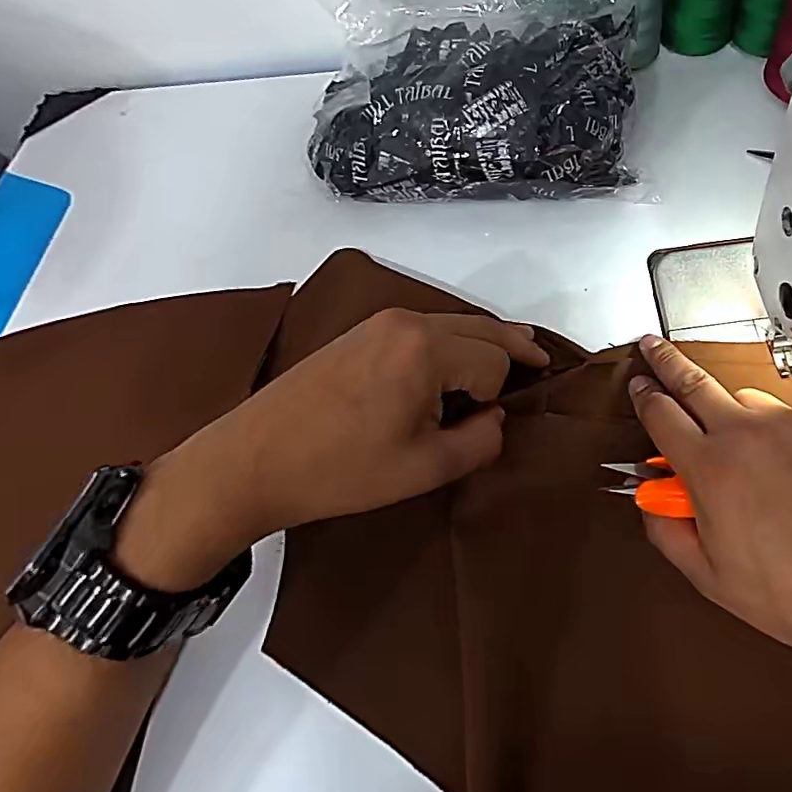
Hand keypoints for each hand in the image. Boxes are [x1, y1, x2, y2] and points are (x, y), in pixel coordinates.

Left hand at [114, 309, 548, 589]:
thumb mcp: (423, 469)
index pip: (494, 364)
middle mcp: (409, 322)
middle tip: (543, 362)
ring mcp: (381, 322)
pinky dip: (454, 341)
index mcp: (427, 349)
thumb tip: (496, 418)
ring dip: (485, 340)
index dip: (499, 397)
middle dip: (514, 347)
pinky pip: (427, 328)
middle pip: (482, 328)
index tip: (490, 425)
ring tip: (515, 353)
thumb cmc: (339, 470)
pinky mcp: (362, 331)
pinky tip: (460, 358)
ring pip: (456, 323)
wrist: (248, 461)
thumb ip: (479, 441)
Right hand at [628, 335, 791, 689]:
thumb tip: (655, 506)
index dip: (644, 396)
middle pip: (693, 381)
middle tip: (655, 347)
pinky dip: (788, 437)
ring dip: (736, 417)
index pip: (660, 414)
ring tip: (748, 457)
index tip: (640, 387)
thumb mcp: (712, 578)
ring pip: (749, 402)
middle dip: (667, 360)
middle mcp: (749, 434)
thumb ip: (669, 532)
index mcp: (711, 469)